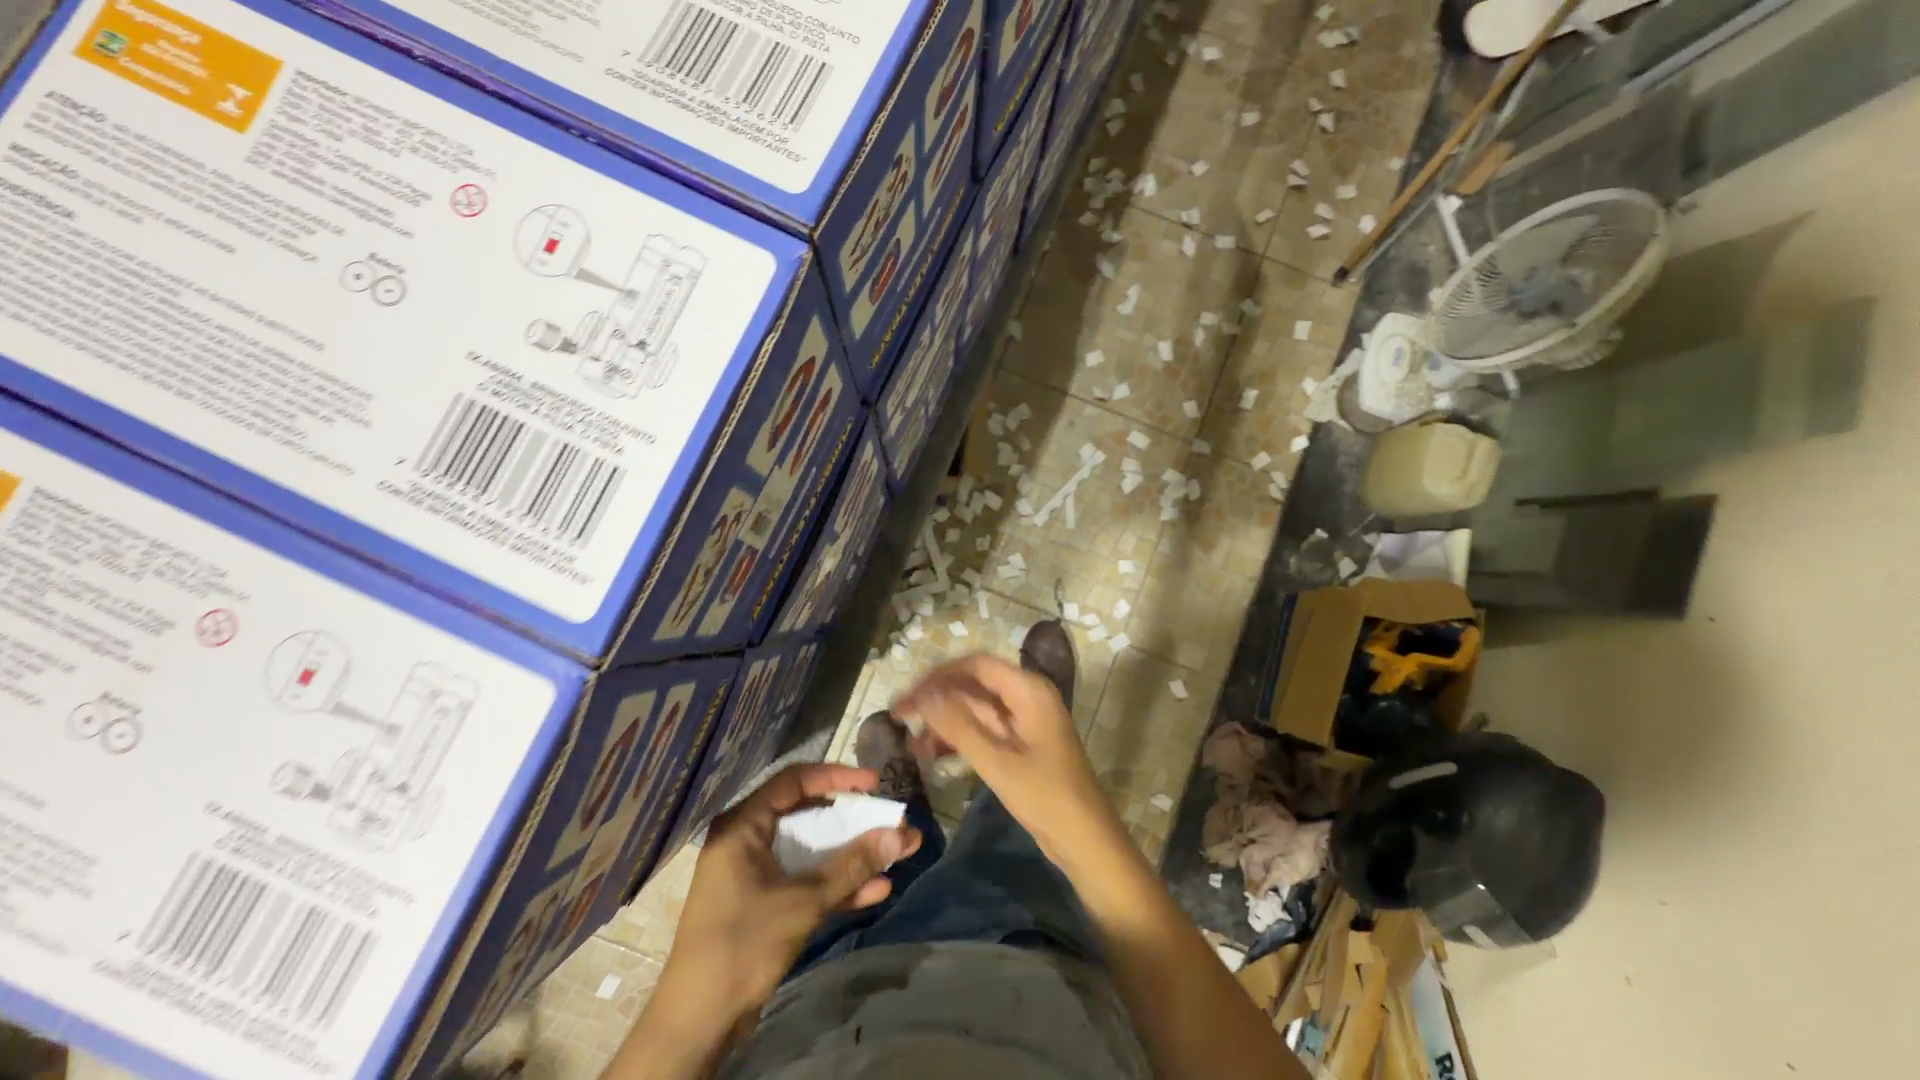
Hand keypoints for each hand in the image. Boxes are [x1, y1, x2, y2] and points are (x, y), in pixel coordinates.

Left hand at [659, 764, 920, 1027]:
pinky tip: (877, 890)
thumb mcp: (803, 901)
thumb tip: (901, 834)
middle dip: (853, 820)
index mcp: (742, 826)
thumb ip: (852, 866)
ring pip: (811, 853)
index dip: (836, 777)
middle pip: (806, 815)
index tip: (875, 783)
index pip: (793, 781)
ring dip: (853, 855)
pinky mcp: (765, 906)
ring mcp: (755, 876)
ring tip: (899, 853)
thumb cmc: (744, 943)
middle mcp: (746, 842)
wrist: (702, 1018)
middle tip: (890, 818)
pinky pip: (806, 883)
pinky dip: (837, 885)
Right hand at [892, 655, 1126, 870]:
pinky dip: (959, 739)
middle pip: (974, 685)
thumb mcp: (997, 762)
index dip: (938, 675)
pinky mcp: (1020, 746)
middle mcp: (1027, 698)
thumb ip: (958, 725)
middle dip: (937, 699)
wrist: (1085, 840)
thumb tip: (922, 693)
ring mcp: (1024, 723)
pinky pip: (984, 731)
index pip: (976, 665)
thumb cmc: (1046, 797)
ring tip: (911, 743)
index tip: (907, 694)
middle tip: (899, 716)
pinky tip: (933, 756)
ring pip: (975, 710)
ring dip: (944, 722)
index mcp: (1029, 691)